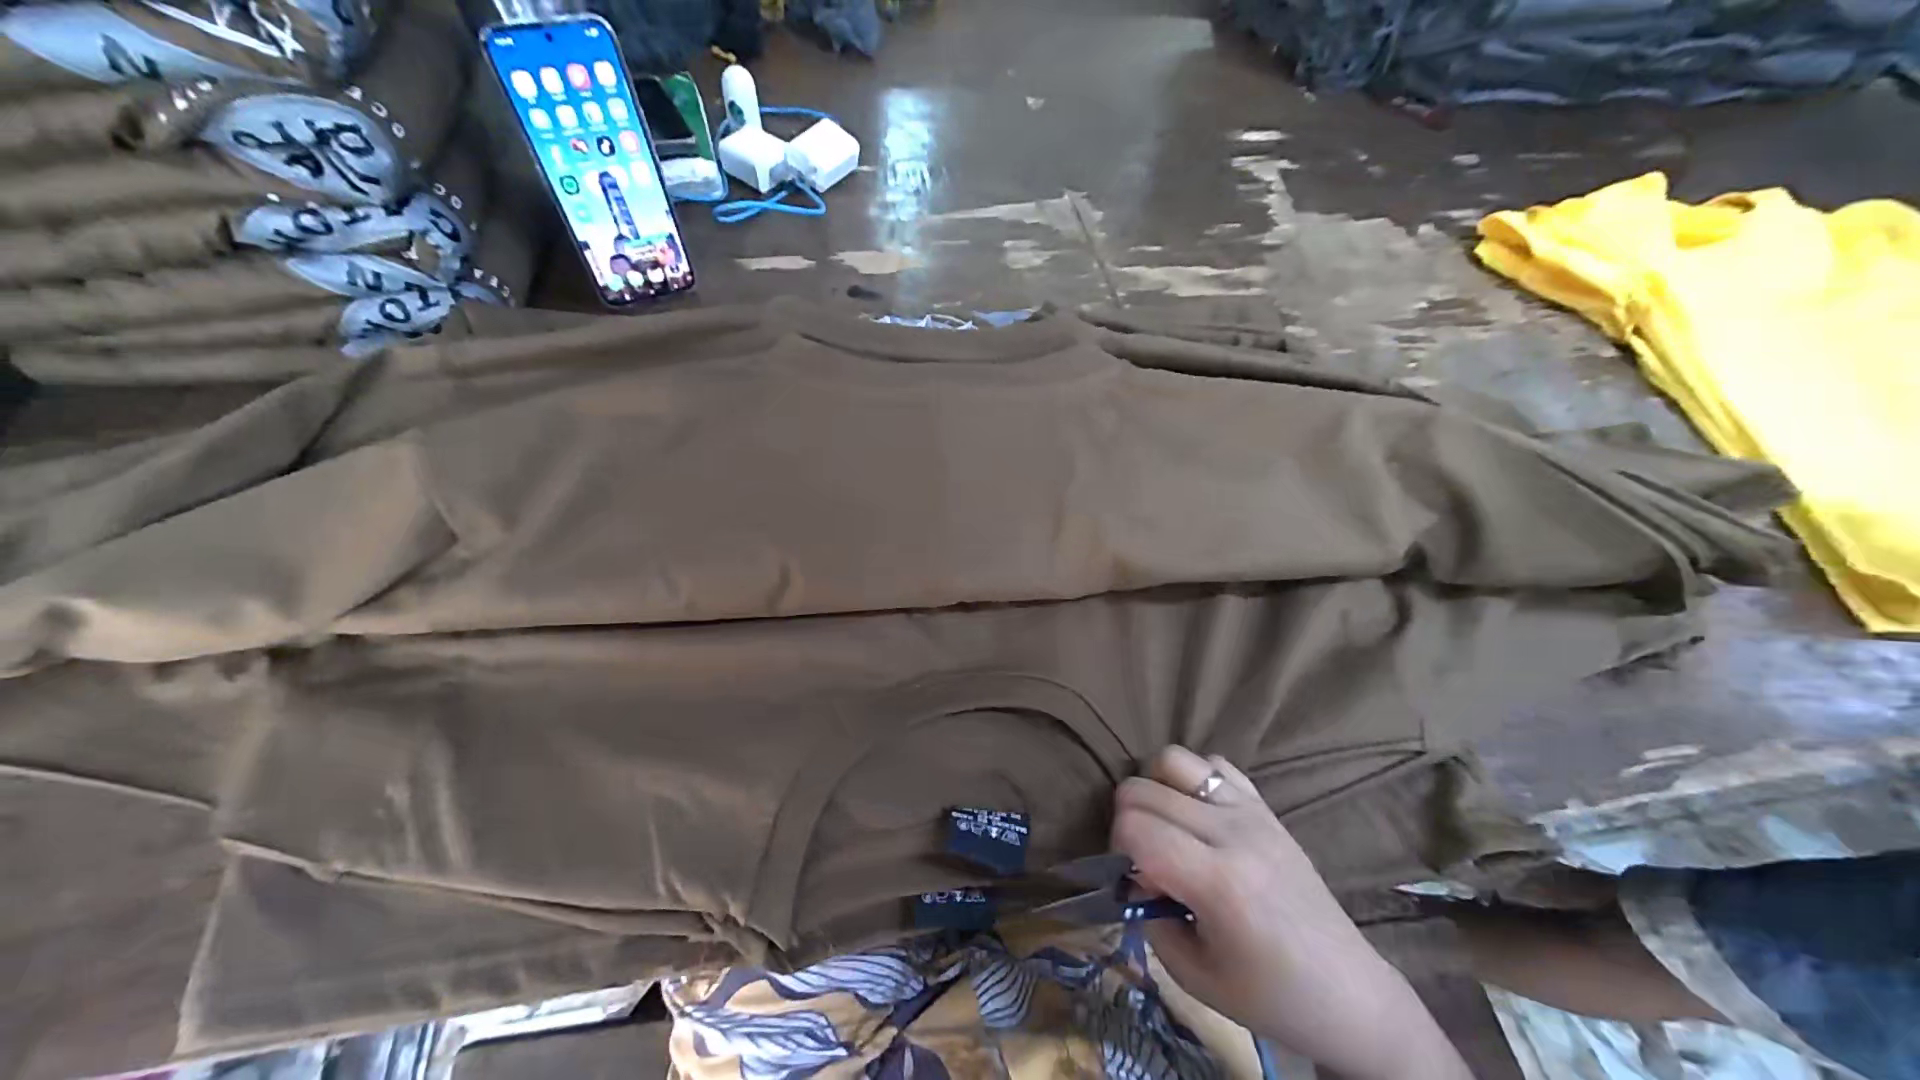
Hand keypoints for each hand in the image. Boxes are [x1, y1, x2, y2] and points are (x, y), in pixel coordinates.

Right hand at [1112, 746, 1470, 1079]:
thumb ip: (1148, 914)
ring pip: (1173, 759)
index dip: (1116, 848)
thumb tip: (1134, 873)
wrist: (1348, 993)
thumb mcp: (1191, 972)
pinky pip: (1213, 764)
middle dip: (1127, 821)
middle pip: (1142, 788)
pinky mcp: (1265, 807)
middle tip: (1145, 861)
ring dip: (1155, 789)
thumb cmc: (1268, 995)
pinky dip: (1193, 781)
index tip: (1133, 879)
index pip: (1134, 826)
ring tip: (1168, 829)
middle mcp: (1233, 832)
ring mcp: (1252, 812)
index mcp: (1217, 881)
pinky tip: (1200, 819)